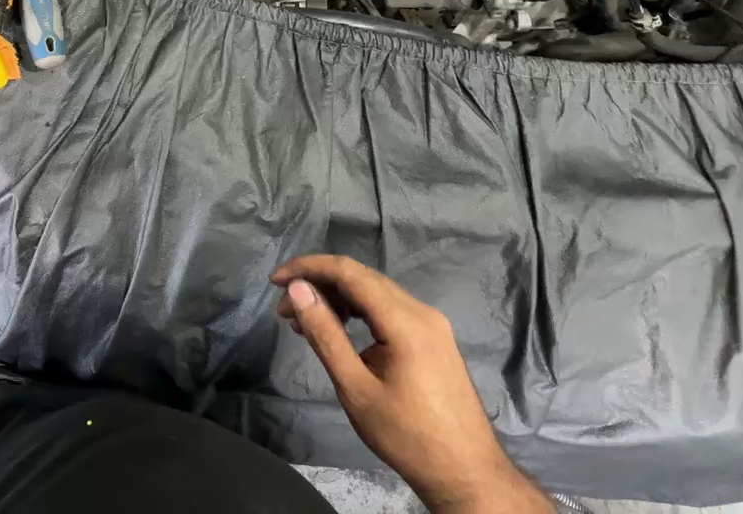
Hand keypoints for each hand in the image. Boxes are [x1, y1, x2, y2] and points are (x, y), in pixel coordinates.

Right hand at [273, 256, 552, 513]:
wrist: (467, 475)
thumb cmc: (407, 435)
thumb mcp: (355, 388)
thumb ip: (325, 334)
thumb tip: (297, 290)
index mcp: (405, 321)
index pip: (348, 271)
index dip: (307, 268)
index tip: (275, 282)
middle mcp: (421, 311)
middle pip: (360, 276)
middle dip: (317, 284)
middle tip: (283, 309)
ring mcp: (430, 323)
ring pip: (373, 291)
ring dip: (335, 297)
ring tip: (303, 323)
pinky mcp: (432, 337)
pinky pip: (387, 308)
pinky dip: (356, 310)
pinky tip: (337, 329)